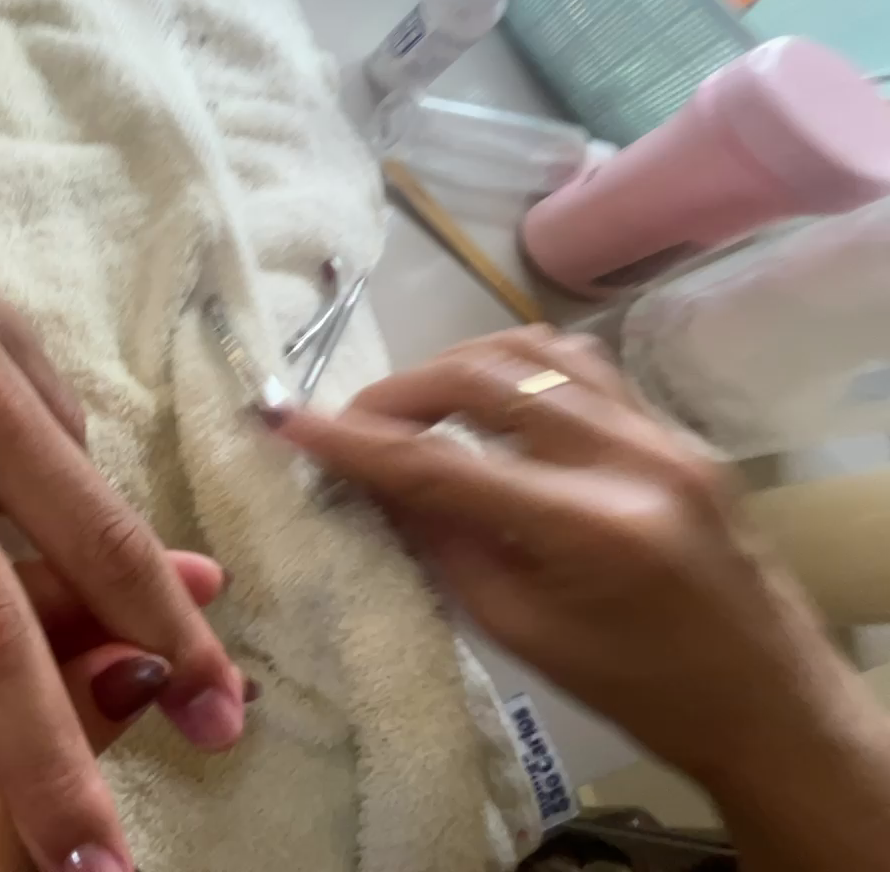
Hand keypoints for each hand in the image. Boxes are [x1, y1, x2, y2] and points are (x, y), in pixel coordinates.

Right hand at [260, 327, 857, 782]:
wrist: (776, 710)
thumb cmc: (631, 686)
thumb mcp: (505, 620)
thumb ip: (431, 532)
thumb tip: (364, 474)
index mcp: (590, 528)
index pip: (435, 462)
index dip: (348, 439)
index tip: (283, 420)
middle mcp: (635, 460)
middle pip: (480, 380)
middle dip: (394, 394)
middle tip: (348, 424)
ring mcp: (666, 434)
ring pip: (528, 350)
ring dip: (449, 367)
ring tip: (411, 405)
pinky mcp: (675, 428)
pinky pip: (574, 362)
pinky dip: (506, 365)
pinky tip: (482, 394)